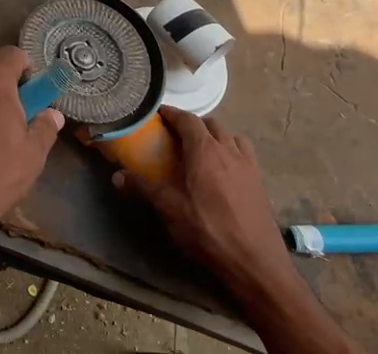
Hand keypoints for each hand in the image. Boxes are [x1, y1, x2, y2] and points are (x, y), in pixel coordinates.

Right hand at [114, 107, 294, 292]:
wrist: (257, 265)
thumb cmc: (209, 231)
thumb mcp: (170, 209)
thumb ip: (143, 187)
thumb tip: (116, 176)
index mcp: (205, 151)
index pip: (187, 120)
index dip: (171, 114)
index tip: (156, 115)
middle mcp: (229, 152)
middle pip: (210, 124)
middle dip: (192, 124)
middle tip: (175, 135)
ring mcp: (249, 167)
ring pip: (232, 137)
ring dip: (216, 136)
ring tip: (202, 150)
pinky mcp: (261, 184)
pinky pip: (245, 154)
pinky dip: (232, 151)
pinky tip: (223, 171)